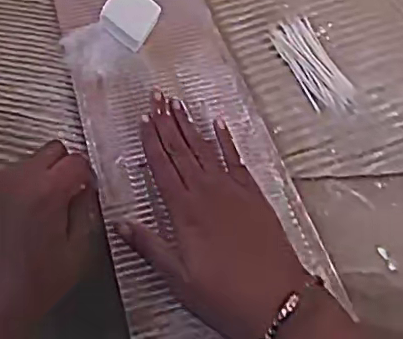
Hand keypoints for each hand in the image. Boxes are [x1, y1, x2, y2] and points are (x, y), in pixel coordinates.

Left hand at [0, 141, 97, 338]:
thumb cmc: (38, 278)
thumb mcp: (78, 249)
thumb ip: (86, 210)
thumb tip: (86, 189)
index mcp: (49, 190)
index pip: (77, 160)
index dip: (87, 174)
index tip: (88, 187)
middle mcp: (24, 176)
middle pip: (54, 149)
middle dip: (66, 165)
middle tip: (70, 191)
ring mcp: (4, 179)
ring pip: (34, 158)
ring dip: (44, 173)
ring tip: (47, 206)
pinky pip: (16, 171)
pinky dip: (26, 182)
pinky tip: (28, 210)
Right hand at [116, 95, 327, 338]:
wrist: (281, 306)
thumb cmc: (229, 298)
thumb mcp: (181, 280)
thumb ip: (149, 248)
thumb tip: (121, 224)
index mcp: (185, 210)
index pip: (162, 165)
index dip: (151, 140)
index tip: (143, 118)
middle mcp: (206, 192)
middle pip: (180, 148)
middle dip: (165, 120)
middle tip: (156, 96)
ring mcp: (231, 191)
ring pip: (203, 147)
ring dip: (188, 124)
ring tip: (177, 103)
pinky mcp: (253, 196)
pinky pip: (235, 159)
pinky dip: (225, 140)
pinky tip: (218, 124)